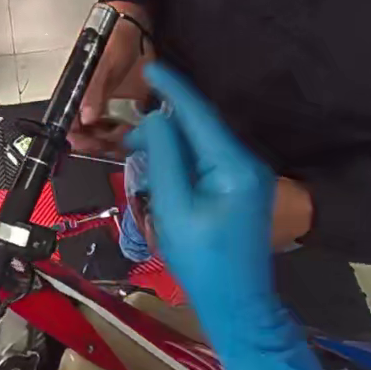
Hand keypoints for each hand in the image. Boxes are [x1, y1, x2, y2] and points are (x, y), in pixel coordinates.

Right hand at [68, 0, 151, 155]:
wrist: (140, 26)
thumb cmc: (114, 38)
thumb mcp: (103, 63)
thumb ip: (93, 90)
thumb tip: (85, 117)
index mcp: (78, 93)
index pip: (69, 123)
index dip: (75, 137)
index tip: (86, 144)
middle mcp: (92, 104)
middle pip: (88, 135)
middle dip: (97, 144)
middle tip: (109, 144)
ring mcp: (111, 108)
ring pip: (107, 137)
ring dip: (114, 142)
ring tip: (125, 136)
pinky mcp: (131, 109)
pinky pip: (128, 130)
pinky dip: (131, 136)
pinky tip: (137, 133)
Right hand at [127, 63, 341, 369]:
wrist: (237, 303)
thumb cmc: (203, 260)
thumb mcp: (175, 207)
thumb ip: (164, 158)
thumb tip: (155, 119)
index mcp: (231, 163)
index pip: (198, 113)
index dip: (174, 88)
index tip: (152, 66)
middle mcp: (243, 163)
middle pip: (199, 128)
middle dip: (163, 125)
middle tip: (126, 135)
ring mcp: (243, 177)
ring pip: (200, 146)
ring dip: (169, 145)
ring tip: (136, 154)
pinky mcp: (237, 191)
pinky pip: (204, 164)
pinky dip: (180, 162)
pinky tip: (159, 171)